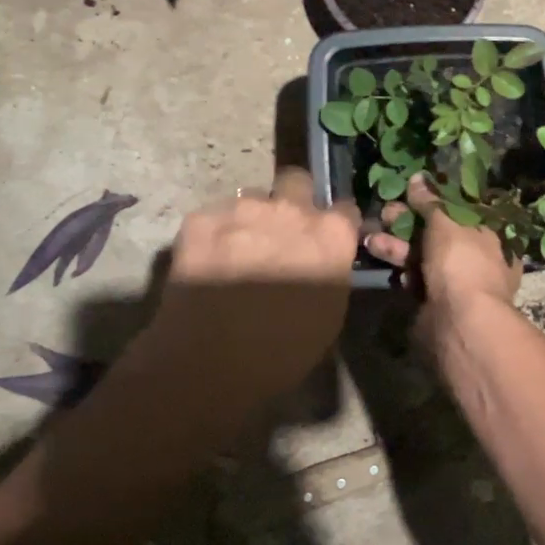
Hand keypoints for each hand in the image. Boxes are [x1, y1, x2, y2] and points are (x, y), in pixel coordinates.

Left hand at [150, 168, 360, 395]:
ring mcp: (243, 210)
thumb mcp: (330, 312)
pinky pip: (213, 216)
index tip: (324, 240)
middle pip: (296, 181)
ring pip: (251, 198)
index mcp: (330, 235)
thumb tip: (323, 259)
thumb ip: (331, 270)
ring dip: (250, 218)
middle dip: (292, 200)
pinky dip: (213, 233)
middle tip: (281, 233)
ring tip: (237, 252)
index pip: (343, 209)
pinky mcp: (200, 220)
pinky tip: (207, 261)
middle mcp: (291, 211)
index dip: (333, 224)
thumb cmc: (282, 351)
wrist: (209, 363)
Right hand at [363, 174, 521, 309]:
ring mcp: (458, 281)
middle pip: (439, 233)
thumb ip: (431, 201)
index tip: (409, 192)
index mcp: (490, 234)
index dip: (434, 201)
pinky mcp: (439, 303)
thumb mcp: (446, 222)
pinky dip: (405, 274)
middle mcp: (478, 256)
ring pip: (425, 257)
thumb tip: (419, 178)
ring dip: (398, 247)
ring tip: (370, 239)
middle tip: (384, 213)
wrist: (460, 321)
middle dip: (409, 223)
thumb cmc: (461, 262)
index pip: (461, 210)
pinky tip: (390, 269)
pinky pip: (420, 281)